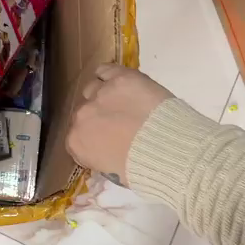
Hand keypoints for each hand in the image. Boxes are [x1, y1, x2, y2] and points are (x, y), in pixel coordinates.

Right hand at [65, 64, 173, 185]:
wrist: (167, 148)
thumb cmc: (142, 168)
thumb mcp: (115, 174)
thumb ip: (102, 159)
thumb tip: (106, 152)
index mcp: (77, 141)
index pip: (77, 138)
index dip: (92, 140)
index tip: (106, 144)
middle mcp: (82, 114)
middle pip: (84, 113)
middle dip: (98, 119)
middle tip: (118, 125)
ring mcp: (101, 93)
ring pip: (92, 89)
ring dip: (103, 97)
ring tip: (122, 103)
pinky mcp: (120, 77)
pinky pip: (105, 70)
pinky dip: (108, 75)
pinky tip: (118, 81)